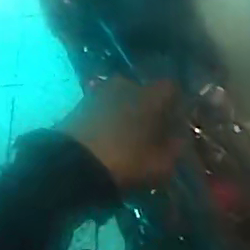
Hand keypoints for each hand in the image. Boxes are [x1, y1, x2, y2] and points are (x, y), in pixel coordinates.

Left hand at [60, 78, 183, 188]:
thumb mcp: (160, 165)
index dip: (176, 104)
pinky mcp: (80, 103)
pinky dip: (108, 118)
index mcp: (150, 95)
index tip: (176, 122)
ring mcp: (100, 91)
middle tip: (151, 131)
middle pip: (145, 91)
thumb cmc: (124, 161)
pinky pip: (103, 107)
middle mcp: (126, 84)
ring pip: (122, 98)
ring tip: (126, 136)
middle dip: (149, 108)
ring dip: (126, 112)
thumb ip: (175, 149)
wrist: (70, 164)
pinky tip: (108, 137)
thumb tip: (179, 138)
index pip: (172, 88)